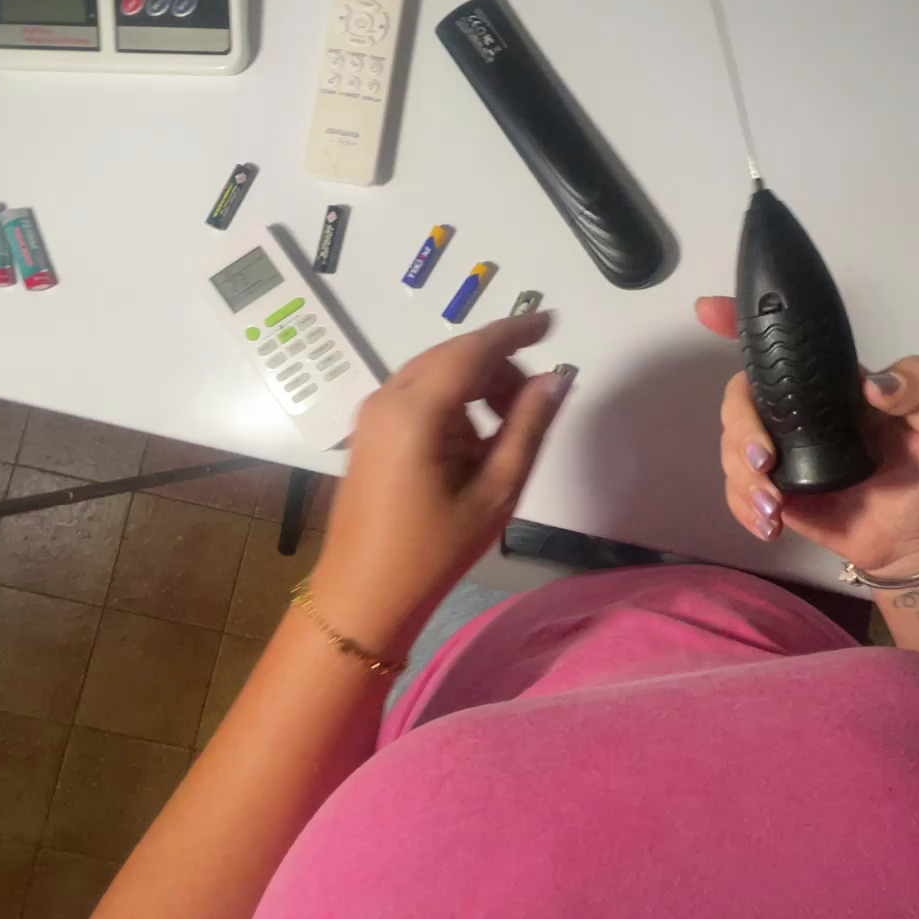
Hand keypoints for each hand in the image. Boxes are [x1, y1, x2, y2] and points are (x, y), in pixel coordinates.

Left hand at [307, 311, 570, 653]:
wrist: (363, 596)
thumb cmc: (435, 550)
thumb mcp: (496, 491)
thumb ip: (528, 426)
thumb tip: (556, 377)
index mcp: (416, 410)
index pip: (473, 349)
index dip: (515, 331)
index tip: (551, 322)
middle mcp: (387, 398)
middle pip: (454, 356)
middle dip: (499, 367)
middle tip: (534, 402)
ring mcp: (372, 414)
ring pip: (437, 373)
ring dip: (477, 386)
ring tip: (504, 434)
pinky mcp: (369, 430)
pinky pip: (419, 395)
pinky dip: (453, 402)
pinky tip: (470, 444)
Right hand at [695, 296, 918, 577]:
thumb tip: (873, 385)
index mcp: (830, 385)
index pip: (782, 344)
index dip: (739, 322)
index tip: (709, 310)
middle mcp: (797, 411)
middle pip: (740, 398)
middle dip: (741, 427)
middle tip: (764, 461)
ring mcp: (783, 451)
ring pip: (730, 446)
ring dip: (741, 476)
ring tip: (774, 508)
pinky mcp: (774, 491)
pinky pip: (736, 490)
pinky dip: (743, 506)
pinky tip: (769, 525)